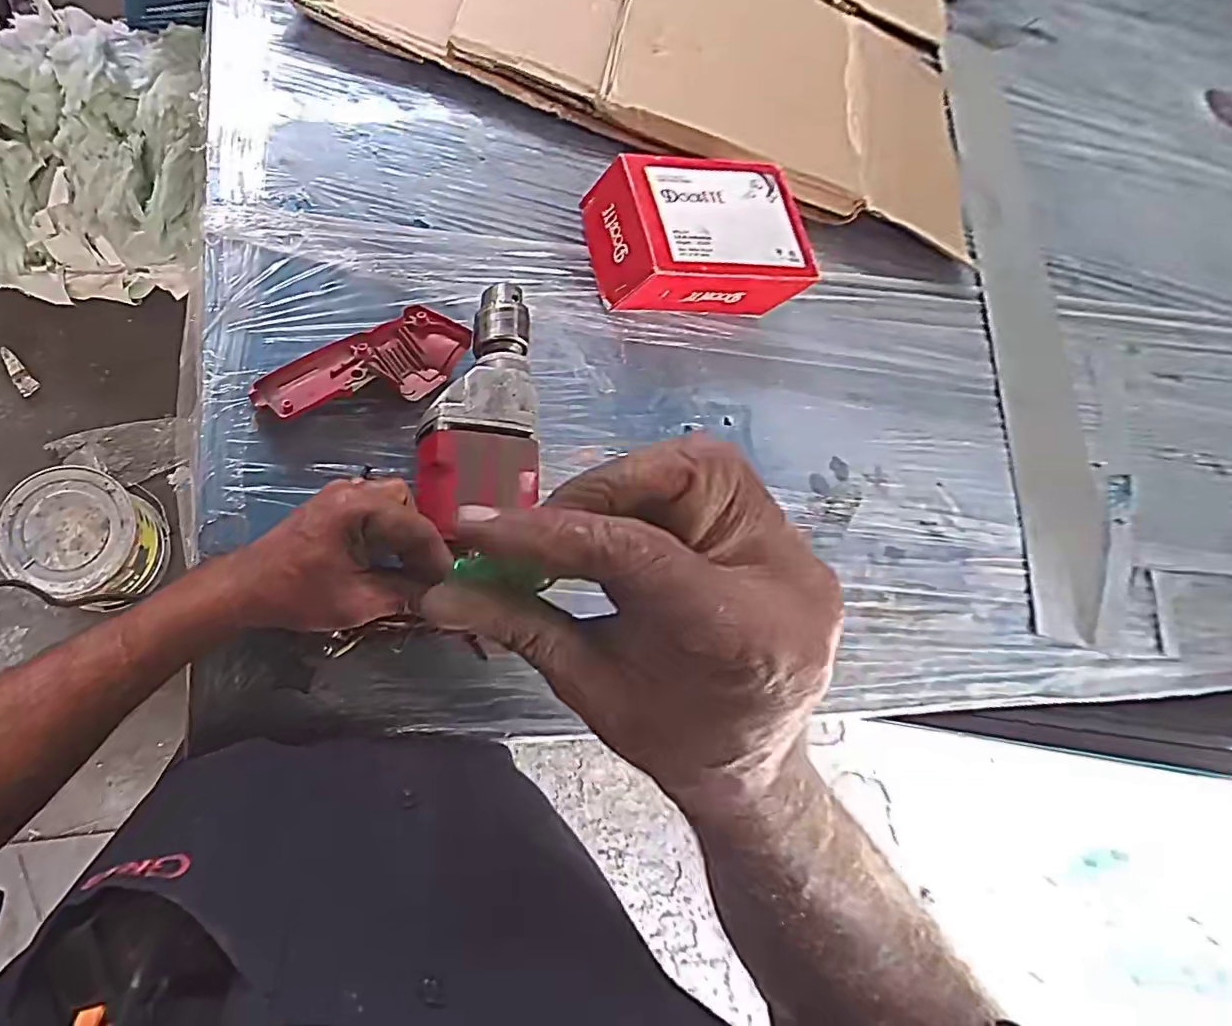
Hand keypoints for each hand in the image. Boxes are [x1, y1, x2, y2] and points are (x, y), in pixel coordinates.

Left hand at [224, 476, 452, 631]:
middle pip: (406, 503)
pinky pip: (374, 509)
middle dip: (421, 536)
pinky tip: (390, 559)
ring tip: (412, 568)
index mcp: (356, 508)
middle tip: (428, 571)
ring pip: (391, 503)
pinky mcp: (333, 505)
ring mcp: (340, 495)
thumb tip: (436, 597)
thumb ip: (402, 595)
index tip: (449, 581)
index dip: (436, 555)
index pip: (414, 523)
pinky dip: (388, 531)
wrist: (247, 586)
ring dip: (405, 533)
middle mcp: (351, 491)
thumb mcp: (355, 602)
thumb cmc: (296, 593)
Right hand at [418, 435, 841, 810]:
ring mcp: (791, 553)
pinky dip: (645, 494)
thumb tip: (440, 595)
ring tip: (572, 527)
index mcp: (731, 632)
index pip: (629, 548)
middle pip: (681, 477)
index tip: (477, 527)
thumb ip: (517, 626)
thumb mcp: (588, 685)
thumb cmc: (671, 740)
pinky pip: (706, 484)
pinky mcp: (779, 540)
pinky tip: (613, 526)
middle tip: (538, 529)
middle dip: (594, 492)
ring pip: (697, 465)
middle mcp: (780, 577)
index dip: (542, 531)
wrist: (750, 766)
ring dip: (619, 486)